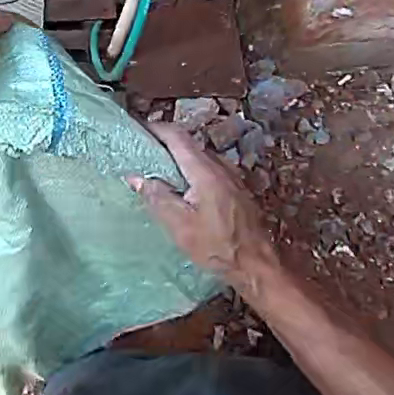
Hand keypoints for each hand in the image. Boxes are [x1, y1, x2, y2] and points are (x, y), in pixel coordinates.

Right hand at [129, 121, 276, 283]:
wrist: (257, 266)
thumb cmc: (217, 246)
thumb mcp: (179, 225)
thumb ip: (157, 197)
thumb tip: (136, 177)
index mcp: (205, 171)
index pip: (178, 136)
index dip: (156, 128)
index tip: (137, 128)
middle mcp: (221, 167)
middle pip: (190, 144)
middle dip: (165, 141)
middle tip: (143, 148)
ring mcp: (232, 178)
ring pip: (201, 156)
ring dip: (179, 156)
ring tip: (158, 166)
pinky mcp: (237, 190)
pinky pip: (210, 168)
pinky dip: (192, 168)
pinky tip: (183, 185)